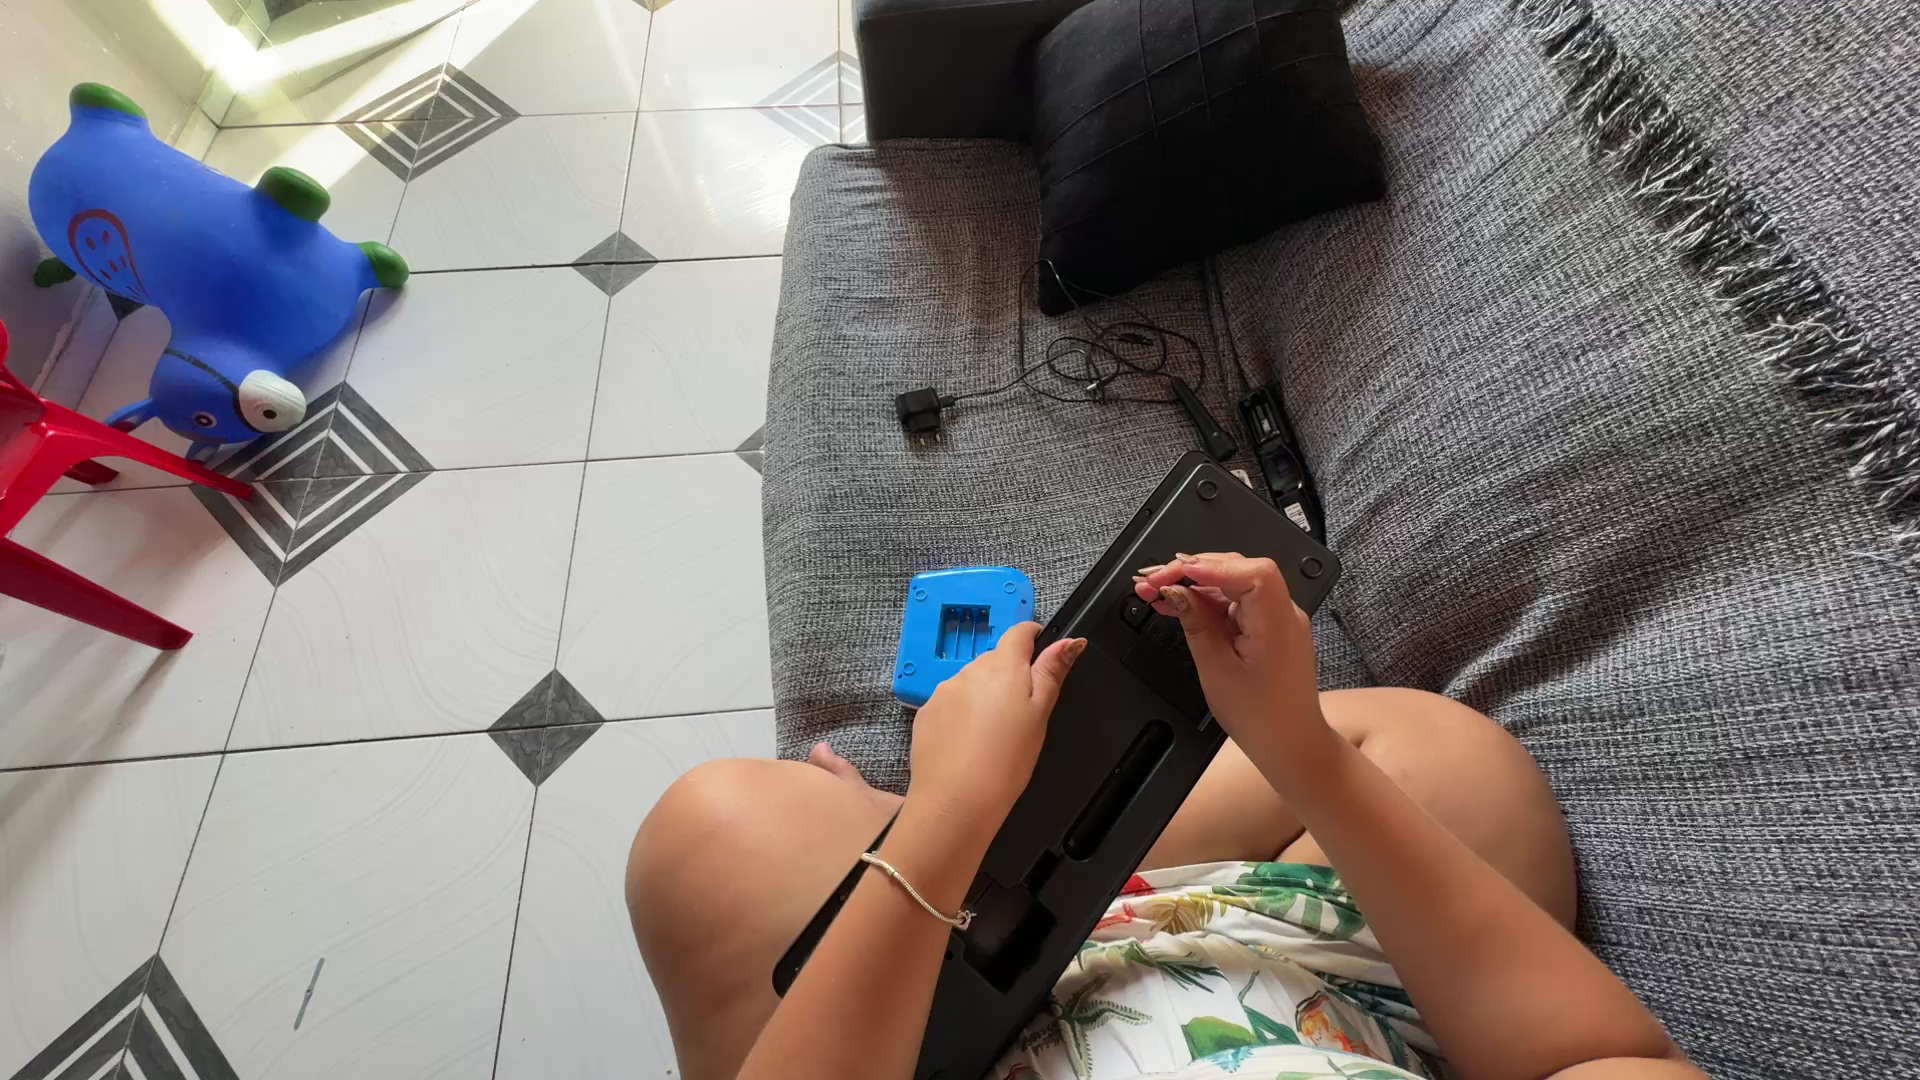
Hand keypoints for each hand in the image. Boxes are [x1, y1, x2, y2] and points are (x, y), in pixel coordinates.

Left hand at [906, 622, 1086, 847]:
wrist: (955, 800)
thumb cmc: (1006, 761)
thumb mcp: (1040, 715)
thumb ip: (1052, 672)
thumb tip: (1069, 640)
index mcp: (1003, 666)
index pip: (1019, 632)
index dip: (1033, 638)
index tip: (1041, 657)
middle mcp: (970, 669)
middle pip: (995, 659)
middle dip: (1009, 676)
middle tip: (1021, 713)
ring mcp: (945, 690)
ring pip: (972, 681)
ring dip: (984, 695)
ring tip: (993, 733)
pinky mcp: (927, 711)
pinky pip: (950, 701)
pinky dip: (962, 713)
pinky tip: (969, 741)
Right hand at [1134, 553, 1325, 750]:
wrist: (1288, 743)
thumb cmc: (1258, 716)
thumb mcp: (1216, 669)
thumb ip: (1196, 623)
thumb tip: (1174, 591)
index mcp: (1277, 623)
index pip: (1251, 573)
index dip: (1210, 566)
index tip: (1174, 573)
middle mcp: (1282, 612)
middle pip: (1236, 569)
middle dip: (1190, 569)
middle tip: (1150, 580)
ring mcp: (1274, 616)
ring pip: (1229, 582)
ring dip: (1191, 583)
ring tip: (1153, 590)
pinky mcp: (1264, 624)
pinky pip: (1231, 599)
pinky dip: (1203, 598)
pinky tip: (1175, 602)